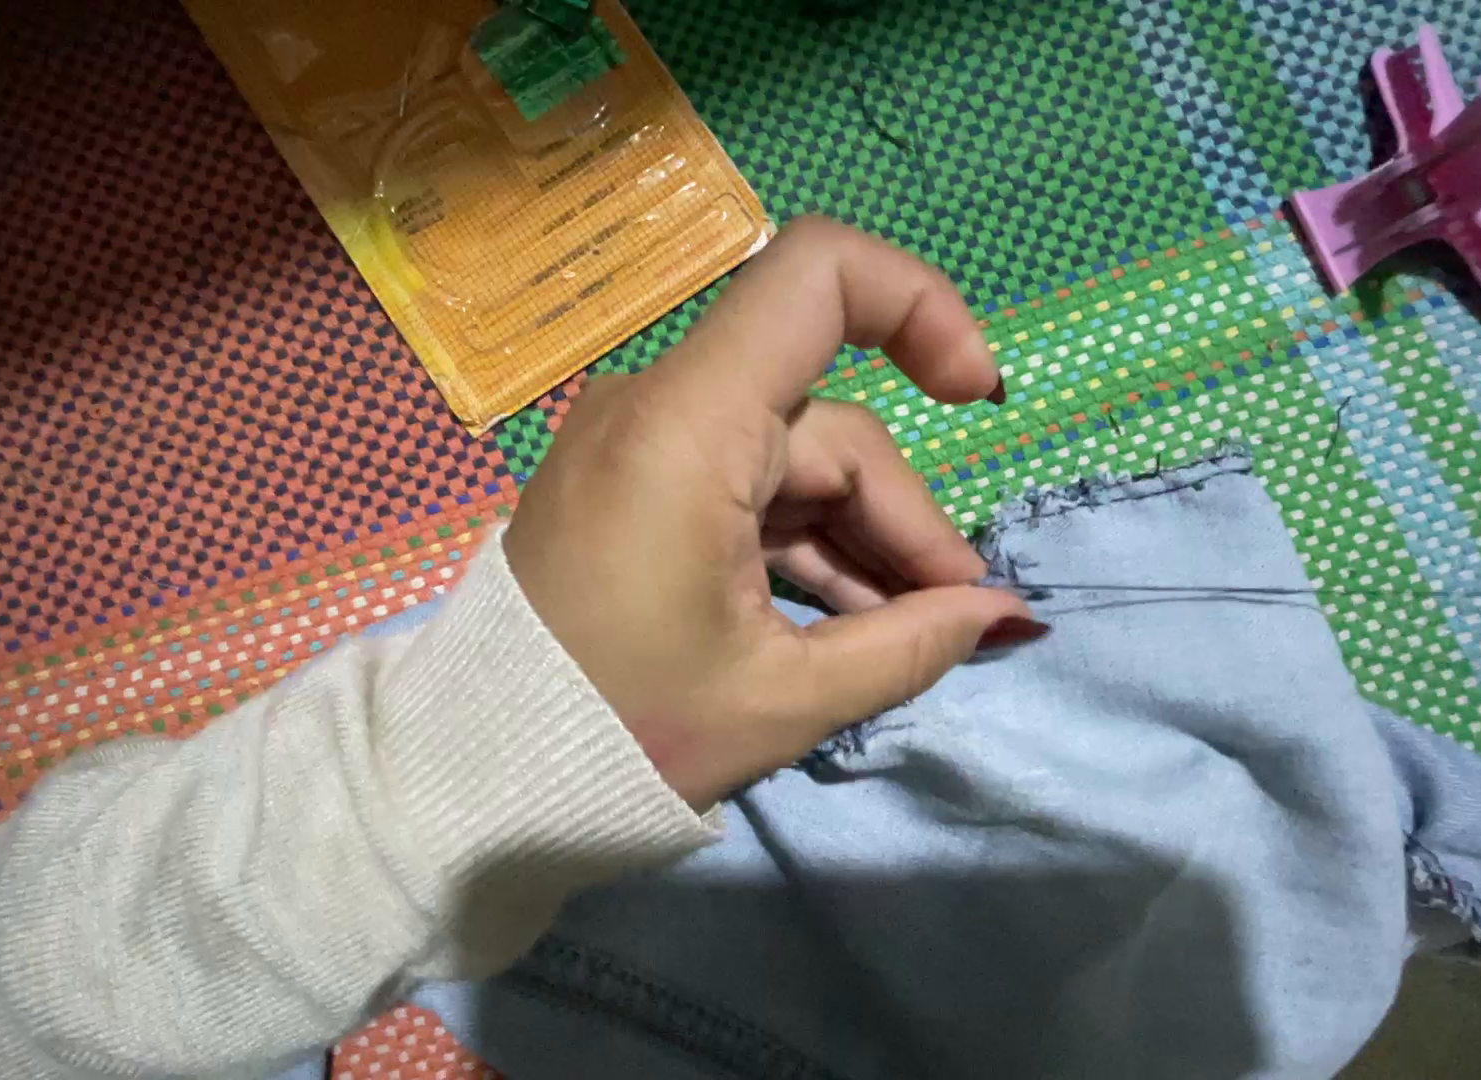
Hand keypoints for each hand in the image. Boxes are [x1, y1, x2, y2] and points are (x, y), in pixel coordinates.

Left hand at [504, 218, 1045, 809]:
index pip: (815, 276)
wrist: (480, 767)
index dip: (919, 305)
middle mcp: (659, 409)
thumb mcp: (780, 699)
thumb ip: (907, 646)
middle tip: (954, 613)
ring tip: (912, 629)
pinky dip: (801, 542)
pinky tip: (847, 614)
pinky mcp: (637, 485)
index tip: (976, 398)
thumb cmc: (620, 731)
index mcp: (685, 428)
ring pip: (792, 463)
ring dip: (859, 539)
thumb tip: (999, 613)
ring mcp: (643, 445)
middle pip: (825, 423)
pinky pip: (745, 490)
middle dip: (901, 517)